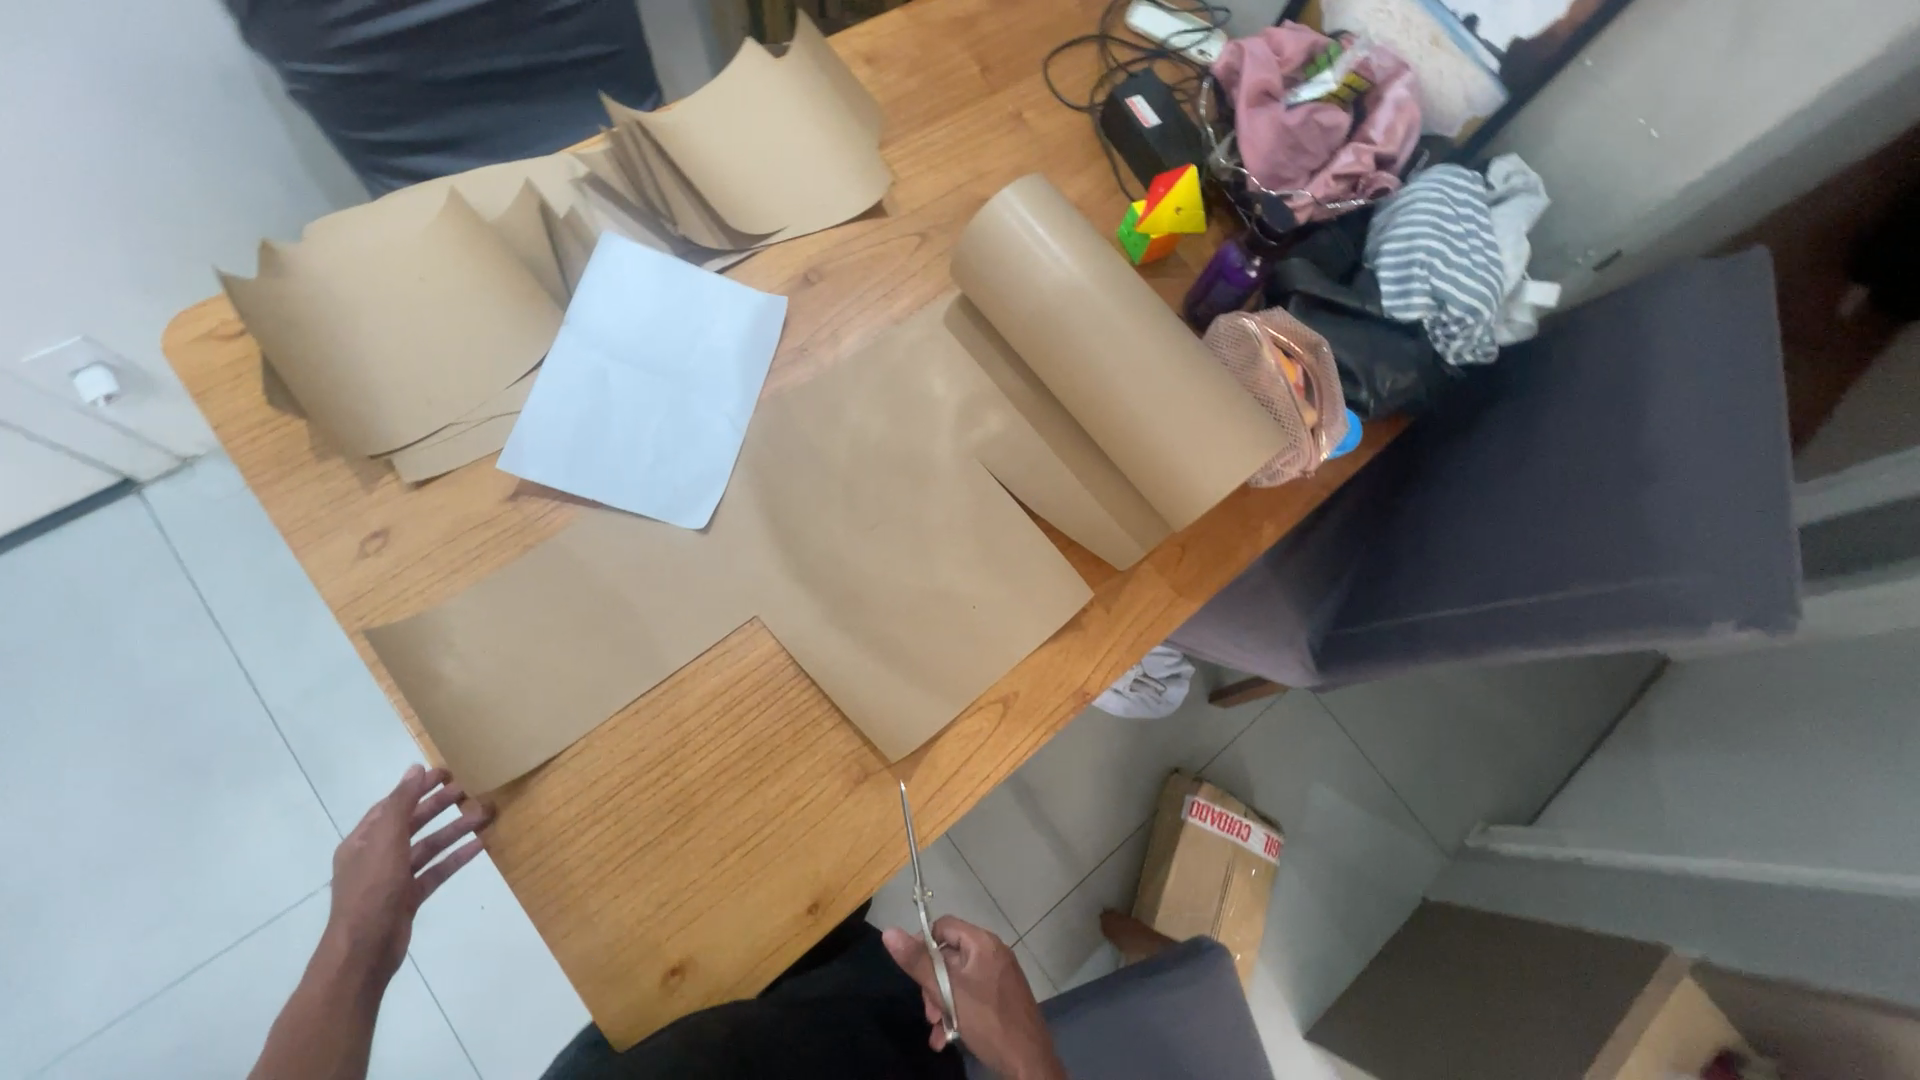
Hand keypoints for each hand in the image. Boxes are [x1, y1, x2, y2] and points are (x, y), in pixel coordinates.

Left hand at [324, 765, 491, 980]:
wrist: (364, 950)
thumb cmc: (372, 890)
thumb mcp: (385, 841)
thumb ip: (400, 804)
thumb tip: (415, 769)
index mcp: (363, 841)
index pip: (392, 805)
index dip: (417, 787)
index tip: (446, 772)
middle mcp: (376, 856)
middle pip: (412, 823)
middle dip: (439, 805)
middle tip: (470, 789)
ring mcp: (393, 879)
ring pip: (428, 846)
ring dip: (454, 830)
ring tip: (484, 815)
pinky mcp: (409, 897)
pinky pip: (436, 870)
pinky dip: (456, 858)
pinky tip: (479, 847)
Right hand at [883, 917, 1065, 1079]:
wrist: (1029, 1060)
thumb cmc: (987, 1020)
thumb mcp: (947, 991)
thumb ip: (918, 962)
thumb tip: (889, 932)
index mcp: (982, 943)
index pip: (944, 926)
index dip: (923, 944)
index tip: (912, 971)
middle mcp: (992, 953)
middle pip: (949, 956)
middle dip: (932, 985)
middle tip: (928, 1012)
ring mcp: (998, 976)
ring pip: (958, 980)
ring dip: (942, 1004)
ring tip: (936, 1031)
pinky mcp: (1001, 997)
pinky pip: (971, 995)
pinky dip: (957, 1012)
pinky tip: (947, 1037)